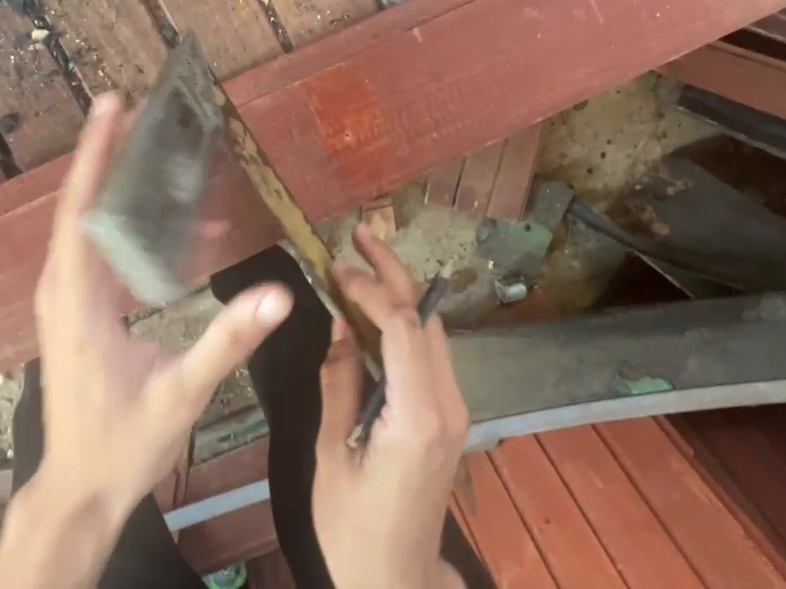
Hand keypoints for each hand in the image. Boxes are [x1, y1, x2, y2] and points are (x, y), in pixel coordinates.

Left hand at [0, 91, 293, 581]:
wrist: (81, 487)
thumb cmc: (123, 444)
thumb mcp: (181, 393)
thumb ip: (228, 340)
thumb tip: (279, 294)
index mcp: (79, 303)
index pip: (82, 212)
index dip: (95, 155)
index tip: (111, 107)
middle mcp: (64, 290)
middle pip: (82, 205)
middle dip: (108, 154)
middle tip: (138, 110)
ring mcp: (67, 299)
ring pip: (88, 225)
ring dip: (119, 186)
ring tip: (155, 150)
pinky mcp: (78, 309)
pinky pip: (100, 251)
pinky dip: (130, 227)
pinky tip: (174, 225)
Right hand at [313, 226, 470, 588]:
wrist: (395, 579)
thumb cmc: (353, 527)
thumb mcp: (331, 454)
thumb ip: (339, 383)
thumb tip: (338, 325)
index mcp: (418, 415)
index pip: (402, 326)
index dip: (370, 288)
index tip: (334, 266)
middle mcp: (448, 404)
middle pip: (426, 318)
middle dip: (395, 270)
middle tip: (361, 233)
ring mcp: (454, 410)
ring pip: (431, 330)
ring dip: (400, 290)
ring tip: (364, 258)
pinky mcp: (448, 416)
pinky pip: (427, 352)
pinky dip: (402, 320)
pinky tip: (374, 307)